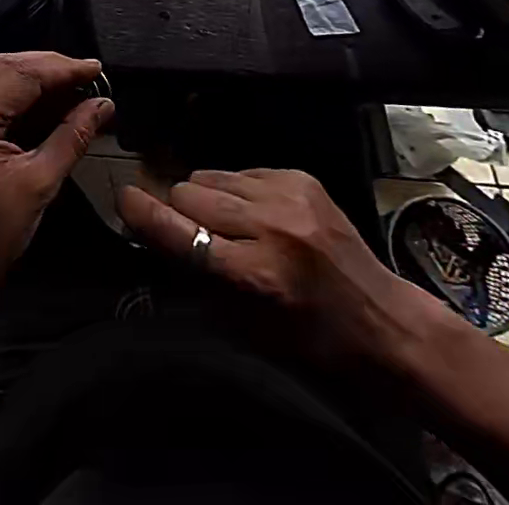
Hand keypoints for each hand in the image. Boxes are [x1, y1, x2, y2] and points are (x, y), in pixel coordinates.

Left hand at [0, 52, 113, 324]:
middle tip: (89, 75)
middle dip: (49, 67)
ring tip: (73, 84)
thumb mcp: (38, 184)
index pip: (19, 75)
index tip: (96, 68)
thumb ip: (72, 136)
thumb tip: (103, 103)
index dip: (62, 68)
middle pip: (3, 67)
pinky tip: (43, 98)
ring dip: (32, 77)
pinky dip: (13, 92)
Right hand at [116, 169, 447, 365]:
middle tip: (199, 233)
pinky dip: (237, 190)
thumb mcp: (244, 323)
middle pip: (186, 191)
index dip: (141, 212)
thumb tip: (154, 229)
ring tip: (232, 223)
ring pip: (209, 175)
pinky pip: (239, 170)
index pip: (178, 231)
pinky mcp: (300, 177)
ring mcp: (289, 196)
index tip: (123, 199)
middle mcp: (270, 226)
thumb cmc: (309, 338)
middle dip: (180, 210)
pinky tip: (259, 213)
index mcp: (254, 274)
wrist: (385, 320)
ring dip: (207, 197)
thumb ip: (195, 273)